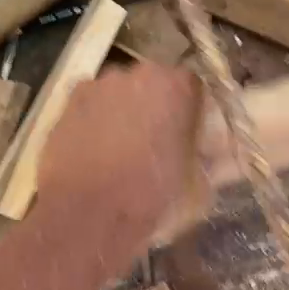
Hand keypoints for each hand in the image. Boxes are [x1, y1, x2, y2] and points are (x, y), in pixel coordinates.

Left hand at [36, 63, 207, 242]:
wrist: (88, 217)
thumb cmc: (153, 200)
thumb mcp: (200, 185)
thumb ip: (211, 158)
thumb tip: (218, 153)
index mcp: (180, 86)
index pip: (195, 88)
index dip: (192, 112)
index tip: (189, 136)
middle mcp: (141, 72)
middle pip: (155, 82)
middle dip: (157, 106)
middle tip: (156, 141)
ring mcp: (101, 83)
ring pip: (121, 91)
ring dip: (125, 109)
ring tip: (121, 147)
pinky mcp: (70, 99)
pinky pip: (92, 102)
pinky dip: (96, 117)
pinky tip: (95, 146)